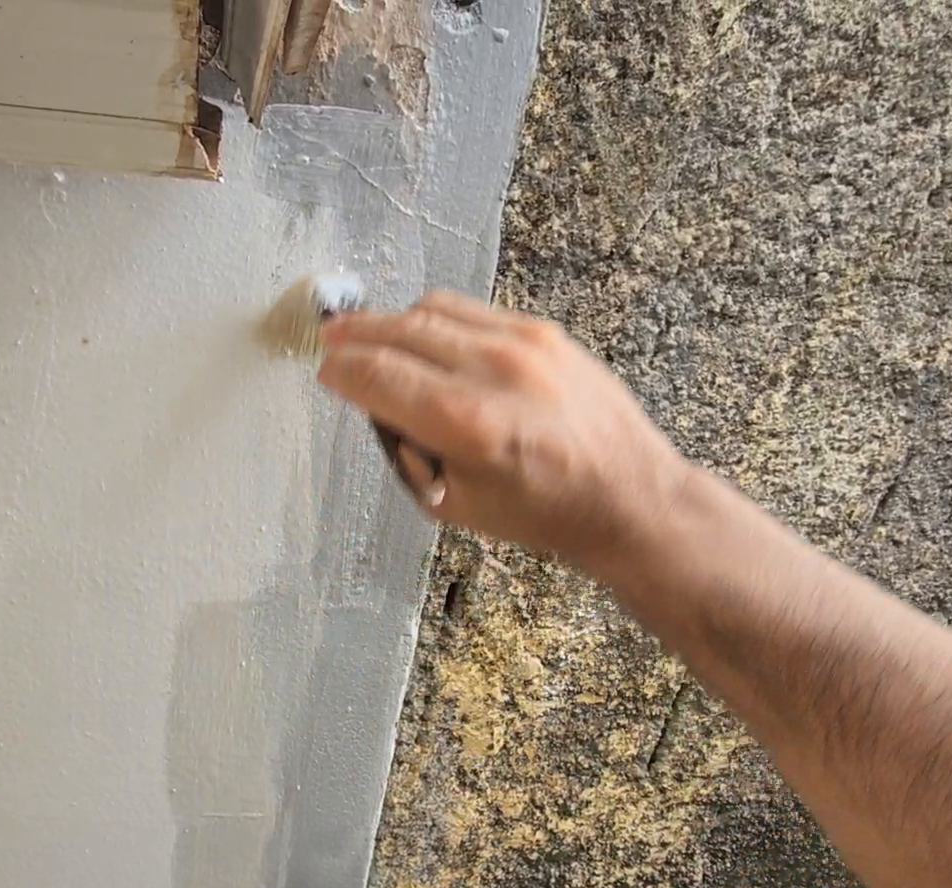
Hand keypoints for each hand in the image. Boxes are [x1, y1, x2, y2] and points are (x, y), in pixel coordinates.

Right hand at [318, 291, 692, 569]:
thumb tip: (380, 404)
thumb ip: (407, 451)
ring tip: (370, 333)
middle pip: (400, 332)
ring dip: (392, 321)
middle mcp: (492, 370)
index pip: (379, 377)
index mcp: (465, 424)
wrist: (627, 494)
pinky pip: (471, 311)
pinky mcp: (544, 331)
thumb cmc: (538, 513)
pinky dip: (436, 319)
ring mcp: (523, 342)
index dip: (341, 371)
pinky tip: (423, 335)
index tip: (324, 371)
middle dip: (354, 334)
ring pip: (434, 310)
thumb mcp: (453, 505)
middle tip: (329, 338)